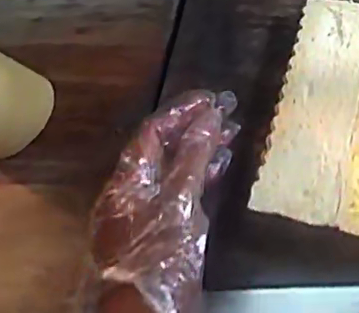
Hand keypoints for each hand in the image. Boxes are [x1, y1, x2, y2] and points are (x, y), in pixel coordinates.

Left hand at [90, 90, 238, 312]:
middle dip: (195, 127)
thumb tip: (209, 115)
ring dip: (201, 148)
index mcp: (127, 182)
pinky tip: (222, 167)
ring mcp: (143, 214)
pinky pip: (179, 190)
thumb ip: (194, 156)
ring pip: (174, 168)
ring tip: (231, 135)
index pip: (153, 132)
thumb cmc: (158, 259)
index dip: (182, 111)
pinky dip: (200, 175)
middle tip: (228, 111)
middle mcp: (131, 193)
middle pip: (163, 148)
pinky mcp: (158, 232)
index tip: (212, 99)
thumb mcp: (180, 203)